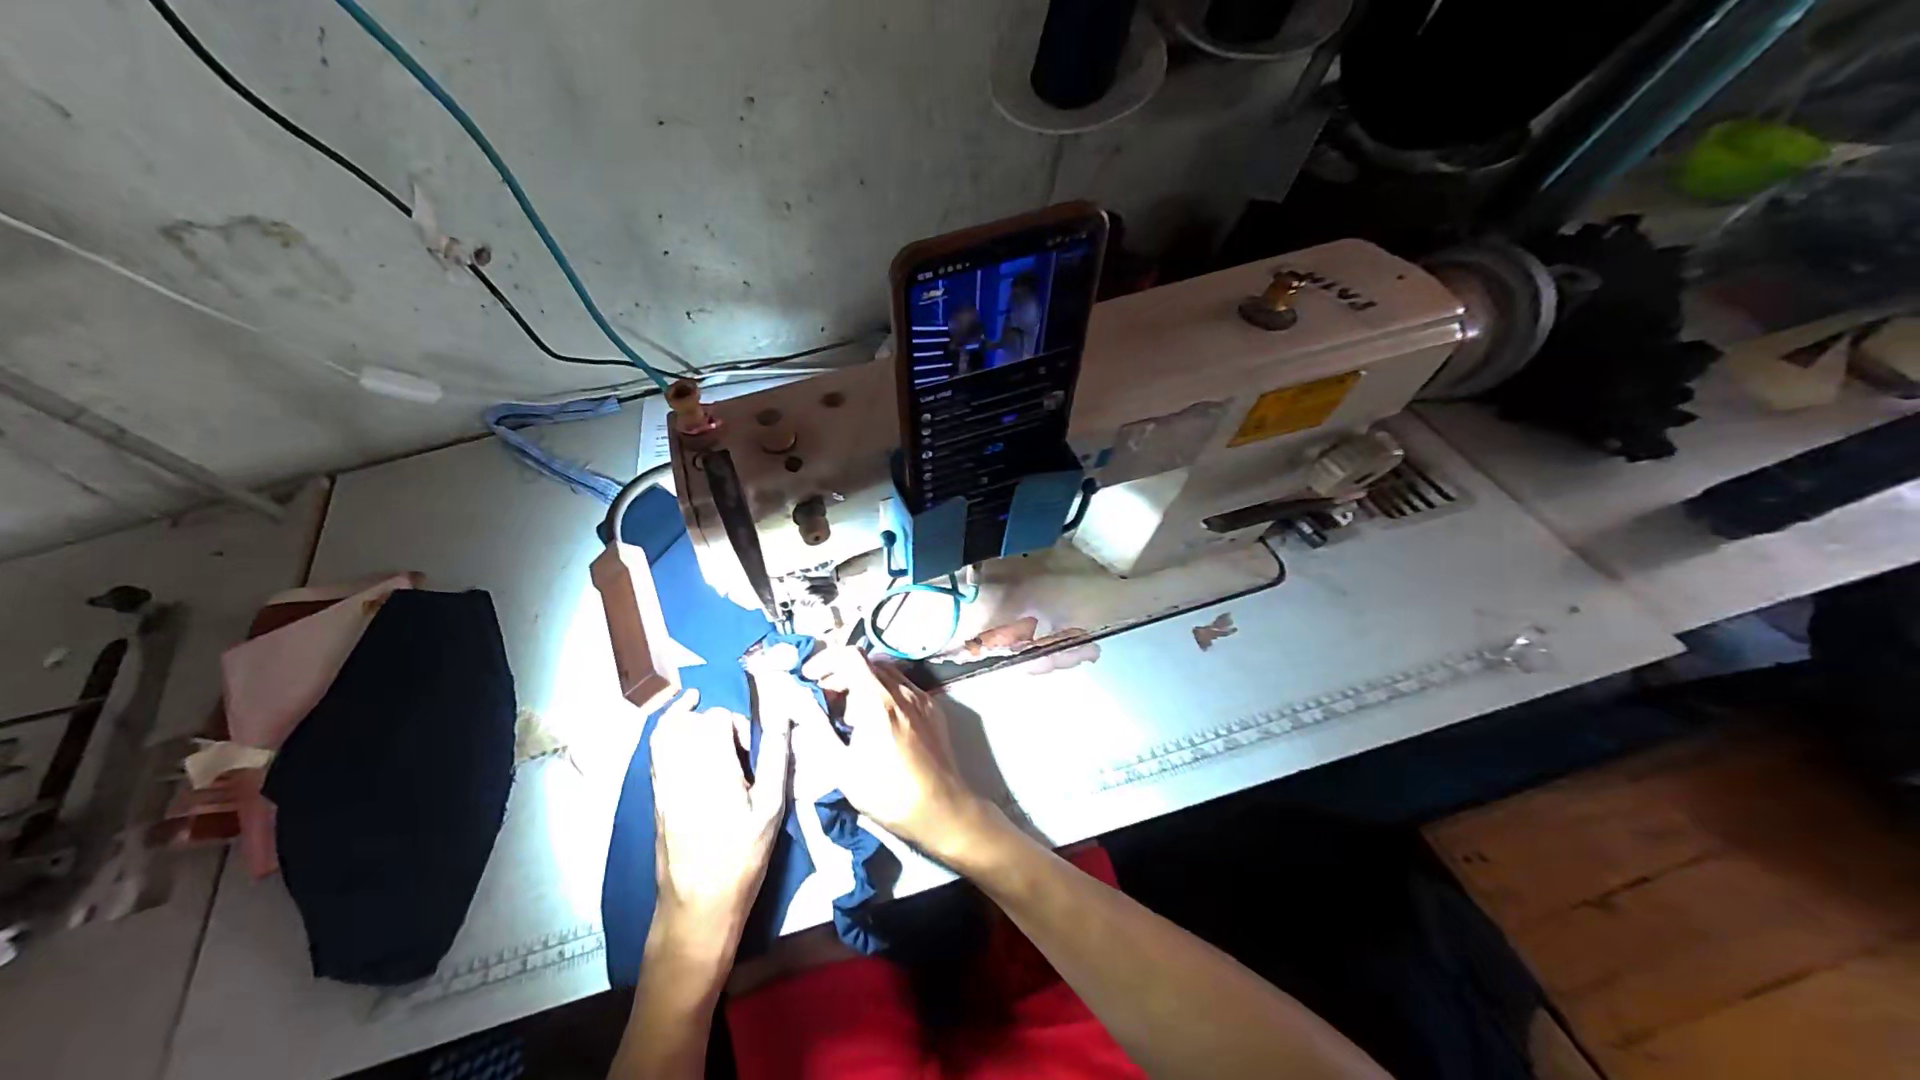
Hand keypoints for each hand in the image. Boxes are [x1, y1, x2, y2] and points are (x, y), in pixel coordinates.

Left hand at [648, 689, 791, 948]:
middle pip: (691, 720)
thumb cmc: (742, 858)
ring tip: (705, 717)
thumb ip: (777, 757)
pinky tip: (685, 734)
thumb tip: (783, 717)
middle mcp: (681, 770)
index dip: (738, 724)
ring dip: (687, 718)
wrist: (698, 905)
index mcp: (713, 770)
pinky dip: (667, 732)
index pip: (717, 719)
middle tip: (736, 746)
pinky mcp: (655, 796)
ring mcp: (663, 783)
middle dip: (715, 721)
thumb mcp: (771, 809)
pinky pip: (654, 751)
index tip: (751, 750)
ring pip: (665, 730)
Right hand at [796, 647, 997, 864]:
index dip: (824, 661)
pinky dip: (883, 693)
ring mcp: (922, 698)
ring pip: (886, 673)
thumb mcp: (841, 766)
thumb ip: (816, 727)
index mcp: (878, 700)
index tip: (810, 680)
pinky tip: (877, 724)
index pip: (849, 655)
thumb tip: (797, 699)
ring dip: (862, 684)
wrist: (942, 810)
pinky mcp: (933, 710)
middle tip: (825, 704)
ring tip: (850, 718)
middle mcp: (903, 690)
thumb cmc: (889, 794)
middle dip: (840, 676)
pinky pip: (903, 687)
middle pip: (866, 662)